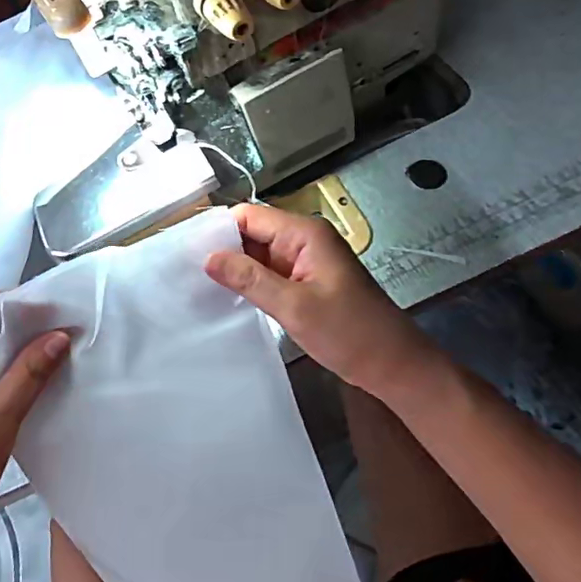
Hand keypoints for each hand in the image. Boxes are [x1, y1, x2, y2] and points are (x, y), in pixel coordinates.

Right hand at [204, 204, 441, 398]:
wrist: (394, 365)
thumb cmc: (350, 332)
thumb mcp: (295, 307)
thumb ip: (250, 279)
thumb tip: (208, 258)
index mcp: (304, 233)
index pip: (250, 216)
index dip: (219, 230)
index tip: (187, 251)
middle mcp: (304, 239)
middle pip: (253, 232)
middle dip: (223, 249)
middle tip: (186, 271)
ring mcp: (306, 261)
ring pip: (259, 254)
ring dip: (236, 268)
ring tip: (199, 285)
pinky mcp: (306, 281)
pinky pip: (270, 272)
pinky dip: (251, 282)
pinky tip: (228, 297)